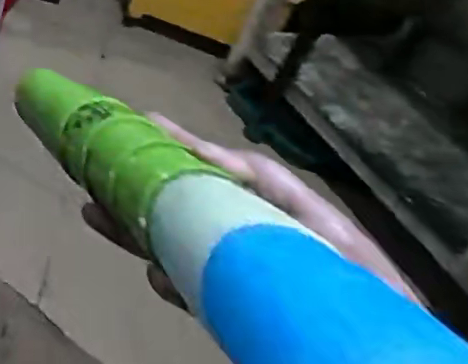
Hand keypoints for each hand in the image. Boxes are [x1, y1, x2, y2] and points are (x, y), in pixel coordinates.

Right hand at [80, 113, 420, 308]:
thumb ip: (258, 179)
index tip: (130, 125)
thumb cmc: (352, 269)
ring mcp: (228, 270)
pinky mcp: (232, 309)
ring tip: (95, 214)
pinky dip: (171, 281)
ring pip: (170, 244)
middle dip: (129, 192)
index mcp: (249, 202)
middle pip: (171, 207)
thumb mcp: (308, 212)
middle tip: (88, 179)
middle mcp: (230, 232)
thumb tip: (194, 144)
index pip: (196, 171)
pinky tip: (153, 273)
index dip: (162, 149)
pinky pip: (192, 291)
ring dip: (133, 231)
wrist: (379, 346)